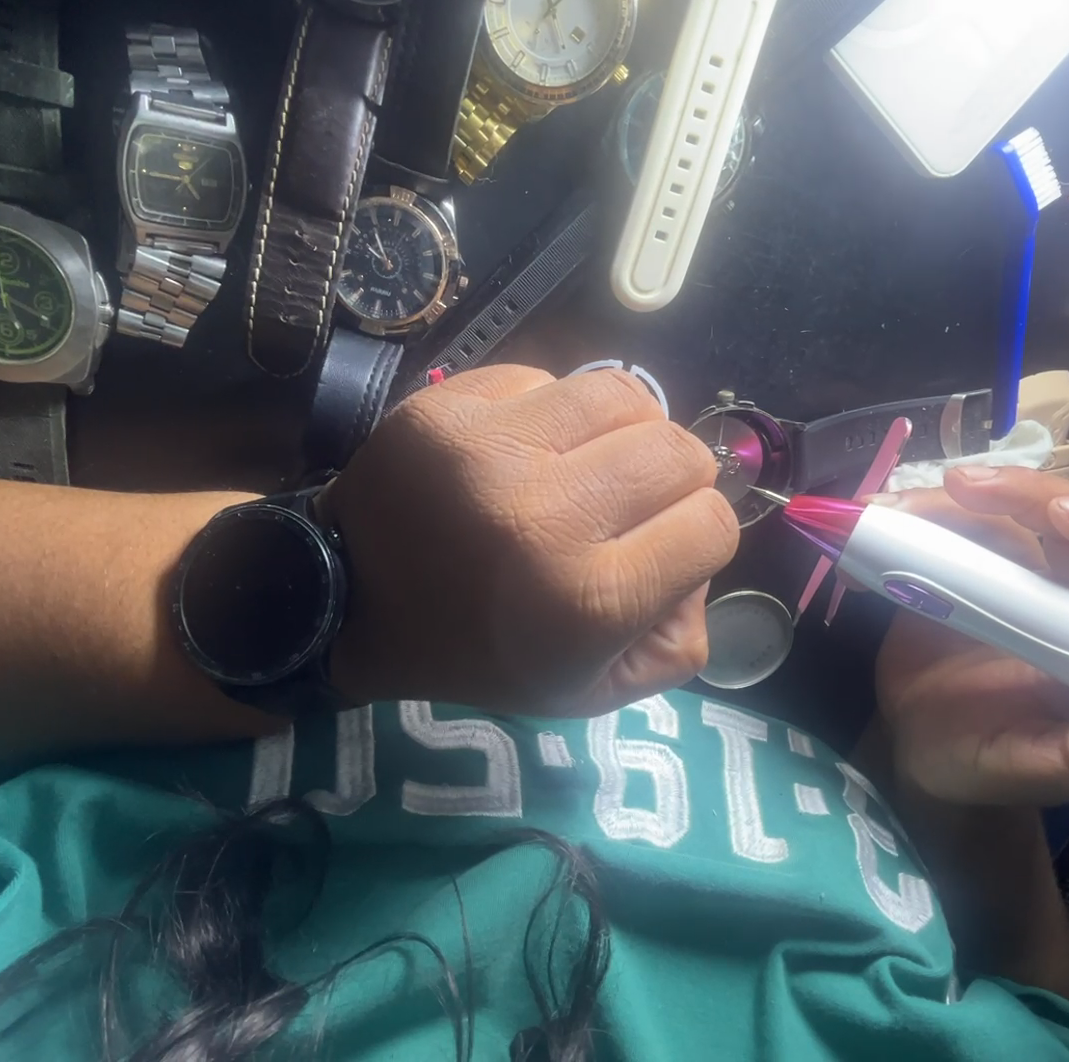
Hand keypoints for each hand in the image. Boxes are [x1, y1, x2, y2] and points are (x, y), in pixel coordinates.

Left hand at [323, 365, 739, 716]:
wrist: (356, 604)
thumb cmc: (480, 653)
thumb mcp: (591, 689)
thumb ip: (678, 639)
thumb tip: (698, 554)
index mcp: (589, 601)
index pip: (712, 526)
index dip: (699, 537)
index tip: (662, 547)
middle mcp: (546, 516)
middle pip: (679, 453)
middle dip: (675, 479)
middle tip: (631, 502)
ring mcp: (491, 449)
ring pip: (624, 395)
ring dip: (625, 428)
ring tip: (591, 460)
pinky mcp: (448, 406)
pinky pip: (549, 379)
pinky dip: (556, 410)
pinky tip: (529, 446)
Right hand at [872, 466, 1068, 805]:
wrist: (921, 745)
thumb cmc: (993, 765)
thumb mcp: (1044, 771)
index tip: (1066, 519)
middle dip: (1022, 493)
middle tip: (958, 486)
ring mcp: (1016, 572)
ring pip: (996, 511)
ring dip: (941, 501)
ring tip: (883, 512)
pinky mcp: (960, 563)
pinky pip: (939, 526)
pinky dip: (898, 521)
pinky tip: (860, 532)